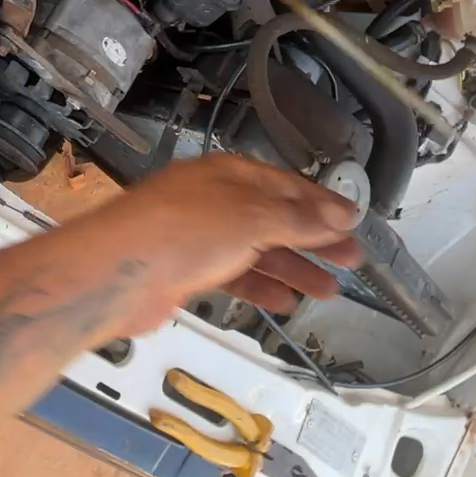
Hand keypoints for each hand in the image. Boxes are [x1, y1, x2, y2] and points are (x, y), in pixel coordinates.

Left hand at [83, 155, 362, 322]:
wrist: (120, 269)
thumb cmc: (184, 229)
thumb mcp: (251, 217)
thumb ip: (299, 218)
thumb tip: (345, 212)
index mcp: (230, 174)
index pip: (286, 185)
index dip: (322, 204)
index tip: (355, 223)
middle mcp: (216, 199)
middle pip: (274, 217)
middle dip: (314, 238)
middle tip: (352, 260)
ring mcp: (200, 234)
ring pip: (257, 249)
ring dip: (293, 268)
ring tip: (330, 290)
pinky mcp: (188, 268)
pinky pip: (234, 275)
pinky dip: (260, 287)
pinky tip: (285, 302)